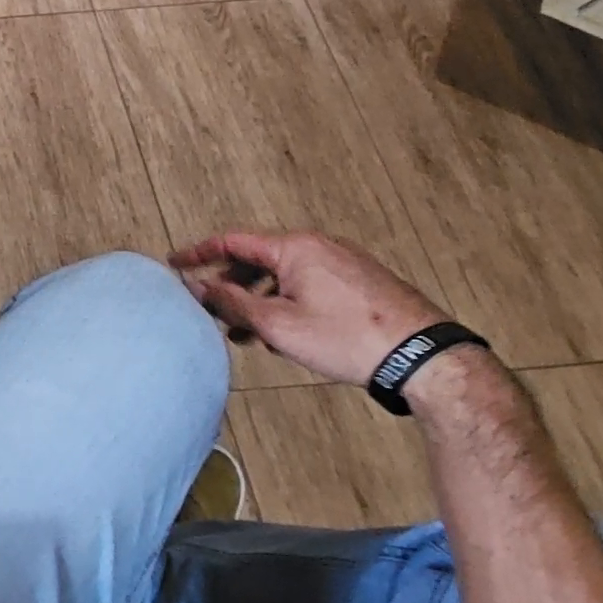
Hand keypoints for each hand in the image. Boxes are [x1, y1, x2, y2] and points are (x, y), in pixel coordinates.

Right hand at [167, 231, 450, 385]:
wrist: (427, 361)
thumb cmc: (348, 338)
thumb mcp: (276, 324)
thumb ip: (229, 302)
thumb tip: (195, 286)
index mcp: (294, 248)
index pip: (231, 242)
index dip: (198, 253)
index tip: (174, 264)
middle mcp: (319, 246)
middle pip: (257, 259)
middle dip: (230, 285)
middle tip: (211, 308)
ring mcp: (345, 264)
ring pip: (284, 276)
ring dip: (259, 299)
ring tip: (245, 332)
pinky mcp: (363, 283)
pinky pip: (309, 285)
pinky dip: (286, 302)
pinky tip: (283, 333)